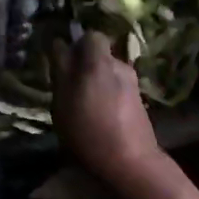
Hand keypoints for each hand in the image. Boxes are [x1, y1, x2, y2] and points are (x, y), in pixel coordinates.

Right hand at [52, 31, 162, 186]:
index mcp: (99, 62)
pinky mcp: (139, 102)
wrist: (130, 163)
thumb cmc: (89, 133)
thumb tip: (59, 42)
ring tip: (84, 107)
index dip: (76, 46)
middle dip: (85, 66)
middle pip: (100, 55)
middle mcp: (119, 66)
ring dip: (97, 83)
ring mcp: (133, 84)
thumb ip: (61, 70)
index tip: (63, 62)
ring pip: (109, 73)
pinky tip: (101, 118)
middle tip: (70, 88)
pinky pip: (118, 89)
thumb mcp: (63, 103)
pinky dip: (108, 97)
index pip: (90, 36)